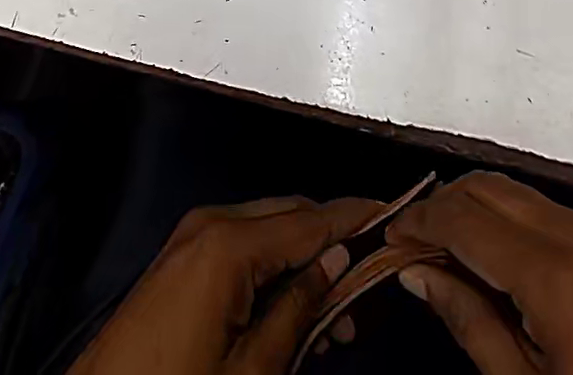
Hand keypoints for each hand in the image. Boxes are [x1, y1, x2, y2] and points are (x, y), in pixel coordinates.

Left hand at [68, 196, 379, 374]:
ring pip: (270, 228)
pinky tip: (293, 304)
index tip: (390, 214)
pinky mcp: (183, 255)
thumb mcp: (252, 368)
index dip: (356, 217)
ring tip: (335, 315)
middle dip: (333, 241)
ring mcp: (192, 236)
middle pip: (292, 214)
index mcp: (228, 244)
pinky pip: (242, 243)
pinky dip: (274, 264)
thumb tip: (337, 262)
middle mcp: (210, 224)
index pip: (312, 219)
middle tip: (367, 282)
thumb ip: (300, 306)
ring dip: (305, 257)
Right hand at [386, 173, 572, 374]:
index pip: (462, 218)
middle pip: (485, 187)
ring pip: (512, 190)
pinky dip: (504, 217)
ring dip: (472, 208)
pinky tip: (493, 255)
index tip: (395, 236)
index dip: (417, 222)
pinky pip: (542, 208)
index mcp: (556, 277)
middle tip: (414, 244)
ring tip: (450, 252)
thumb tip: (425, 277)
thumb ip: (470, 323)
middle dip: (441, 206)